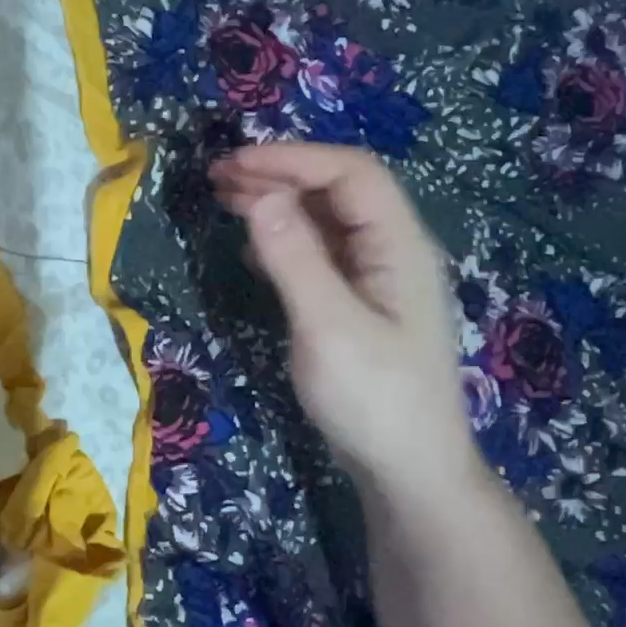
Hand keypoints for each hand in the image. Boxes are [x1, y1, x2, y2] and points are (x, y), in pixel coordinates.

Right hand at [210, 144, 476, 493]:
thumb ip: (294, 259)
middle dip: (280, 175)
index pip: (350, 174)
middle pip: (339, 191)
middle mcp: (391, 252)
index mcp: (398, 245)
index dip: (293, 159)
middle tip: (218, 178)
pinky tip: (254, 247)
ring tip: (225, 200)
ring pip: (327, 223)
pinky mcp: (359, 307)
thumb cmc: (373, 397)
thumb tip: (259, 196)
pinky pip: (321, 255)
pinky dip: (284, 240)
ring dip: (278, 205)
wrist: (407, 467)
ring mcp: (376, 280)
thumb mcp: (328, 326)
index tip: (233, 165)